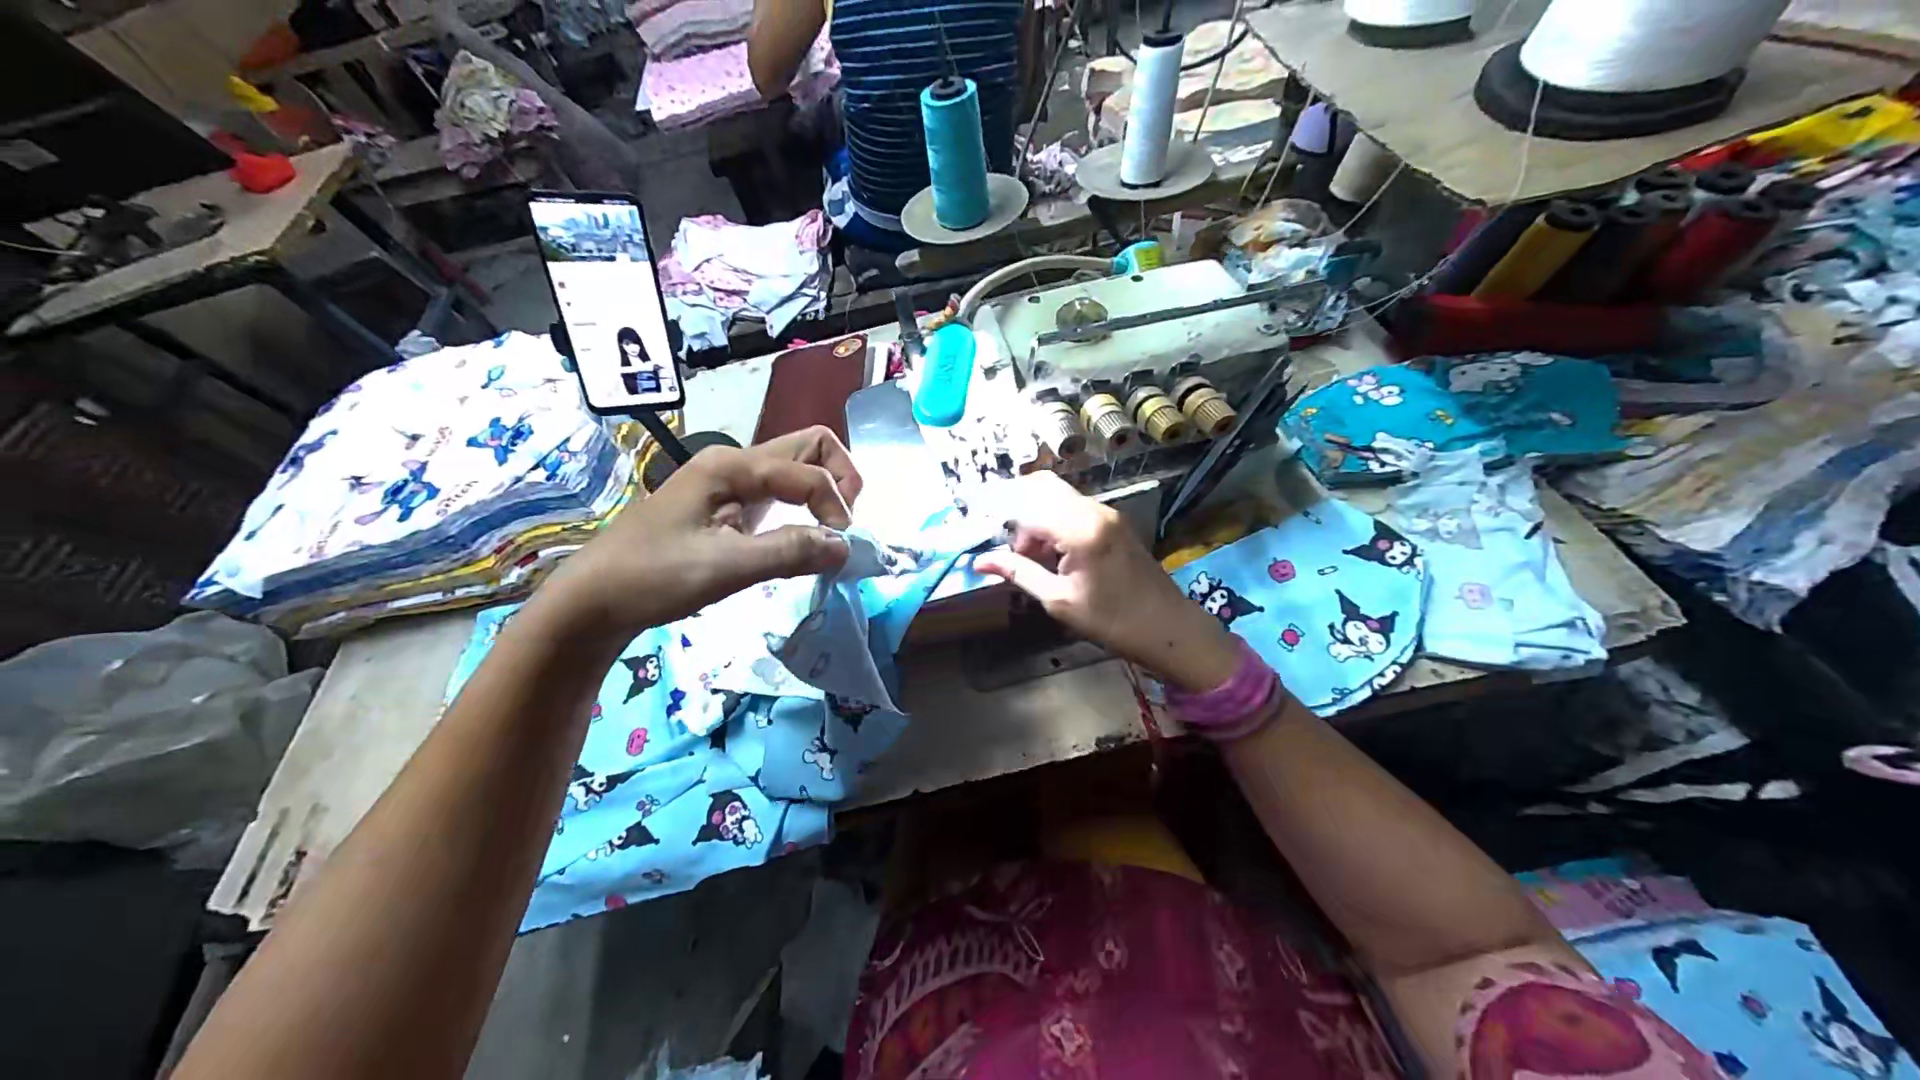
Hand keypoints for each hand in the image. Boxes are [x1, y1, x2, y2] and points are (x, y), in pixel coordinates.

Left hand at [535, 426, 863, 641]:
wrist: (595, 600)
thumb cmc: (652, 577)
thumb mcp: (723, 567)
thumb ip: (788, 552)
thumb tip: (845, 546)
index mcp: (731, 466)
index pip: (807, 471)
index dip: (834, 506)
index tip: (841, 549)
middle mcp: (735, 465)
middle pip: (808, 447)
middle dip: (840, 477)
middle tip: (845, 522)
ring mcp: (732, 485)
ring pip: (797, 469)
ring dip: (824, 493)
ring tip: (832, 533)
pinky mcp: (730, 509)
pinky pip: (781, 495)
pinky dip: (806, 511)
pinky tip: (805, 541)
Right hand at [974, 473, 1240, 692]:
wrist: (1168, 628)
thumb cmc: (1112, 620)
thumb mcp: (1059, 600)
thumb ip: (1018, 572)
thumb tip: (980, 560)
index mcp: (1080, 528)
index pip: (1026, 506)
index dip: (999, 521)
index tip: (982, 537)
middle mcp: (1094, 510)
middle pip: (1041, 487)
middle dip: (1016, 512)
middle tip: (1008, 547)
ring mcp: (1107, 513)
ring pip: (1056, 497)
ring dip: (1035, 519)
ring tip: (1031, 559)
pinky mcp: (1113, 522)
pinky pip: (1073, 509)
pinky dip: (1053, 523)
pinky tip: (1051, 556)